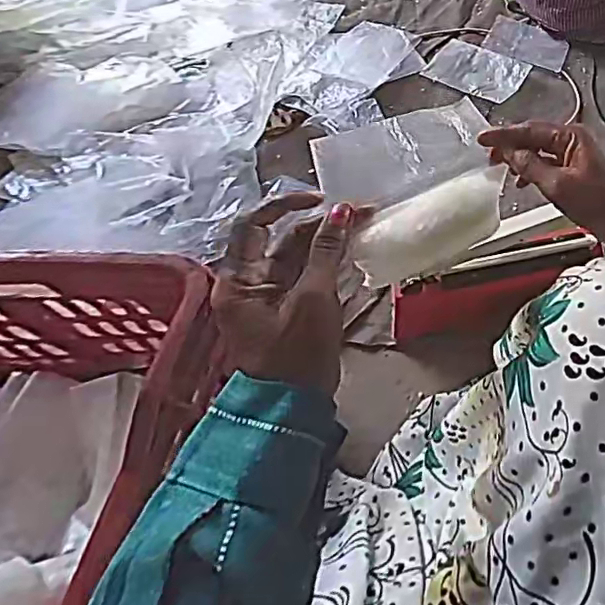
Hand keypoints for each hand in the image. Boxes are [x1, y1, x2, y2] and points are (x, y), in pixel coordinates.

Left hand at [212, 193, 366, 395]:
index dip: (285, 205)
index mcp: (239, 281)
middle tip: (362, 212)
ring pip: (303, 255)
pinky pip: (313, 273)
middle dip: (322, 223)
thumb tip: (343, 211)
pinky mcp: (296, 307)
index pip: (254, 226)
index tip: (321, 199)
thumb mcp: (313, 297)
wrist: (294, 404)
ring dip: (332, 239)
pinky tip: (358, 249)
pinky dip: (334, 259)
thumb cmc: (295, 352)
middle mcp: (252, 283)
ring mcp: (275, 296)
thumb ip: (327, 251)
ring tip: (366, 225)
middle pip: (284, 240)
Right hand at [478, 122, 604, 254]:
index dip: (505, 135)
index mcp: (573, 137)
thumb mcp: (557, 185)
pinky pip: (546, 162)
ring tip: (501, 167)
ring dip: (519, 158)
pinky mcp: (574, 169)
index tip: (484, 139)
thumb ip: (530, 166)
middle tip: (488, 154)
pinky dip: (531, 168)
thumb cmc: (597, 203)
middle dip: (510, 145)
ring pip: (539, 150)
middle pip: (534, 137)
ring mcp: (574, 154)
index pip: (531, 130)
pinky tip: (521, 180)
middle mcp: (574, 140)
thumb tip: (510, 153)